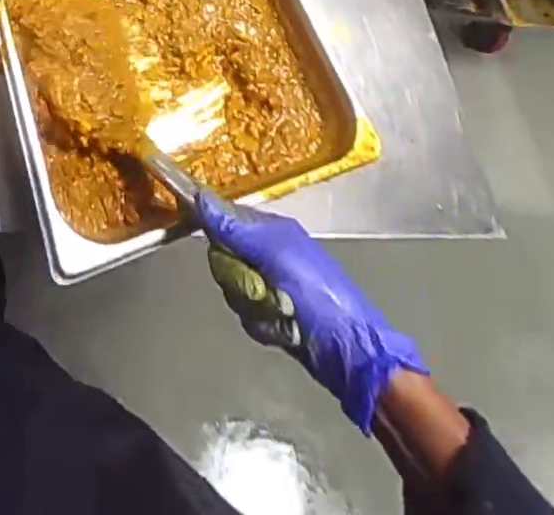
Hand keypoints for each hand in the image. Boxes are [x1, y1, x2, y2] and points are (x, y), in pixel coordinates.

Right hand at [196, 193, 424, 433]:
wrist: (351, 354)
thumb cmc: (320, 296)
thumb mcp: (276, 255)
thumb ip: (236, 229)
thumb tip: (202, 199)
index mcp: (271, 231)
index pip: (226, 219)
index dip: (219, 236)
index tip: (224, 252)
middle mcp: (269, 253)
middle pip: (224, 259)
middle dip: (240, 280)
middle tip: (263, 289)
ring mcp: (271, 284)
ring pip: (232, 289)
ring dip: (252, 305)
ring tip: (281, 312)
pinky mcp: (272, 313)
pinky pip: (246, 314)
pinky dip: (261, 324)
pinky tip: (282, 329)